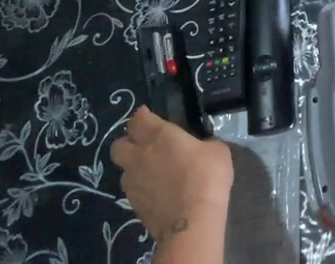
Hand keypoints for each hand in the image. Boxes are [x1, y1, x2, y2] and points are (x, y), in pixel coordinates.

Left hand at [110, 107, 232, 245]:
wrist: (191, 220)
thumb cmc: (206, 175)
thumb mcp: (216, 150)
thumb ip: (203, 143)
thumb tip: (201, 147)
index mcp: (159, 136)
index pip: (138, 119)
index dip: (142, 116)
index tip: (149, 115)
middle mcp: (139, 156)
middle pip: (118, 145)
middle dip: (128, 142)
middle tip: (144, 144)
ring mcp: (133, 183)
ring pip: (123, 170)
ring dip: (134, 167)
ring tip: (152, 171)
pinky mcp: (133, 205)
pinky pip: (132, 190)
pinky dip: (141, 187)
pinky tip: (157, 190)